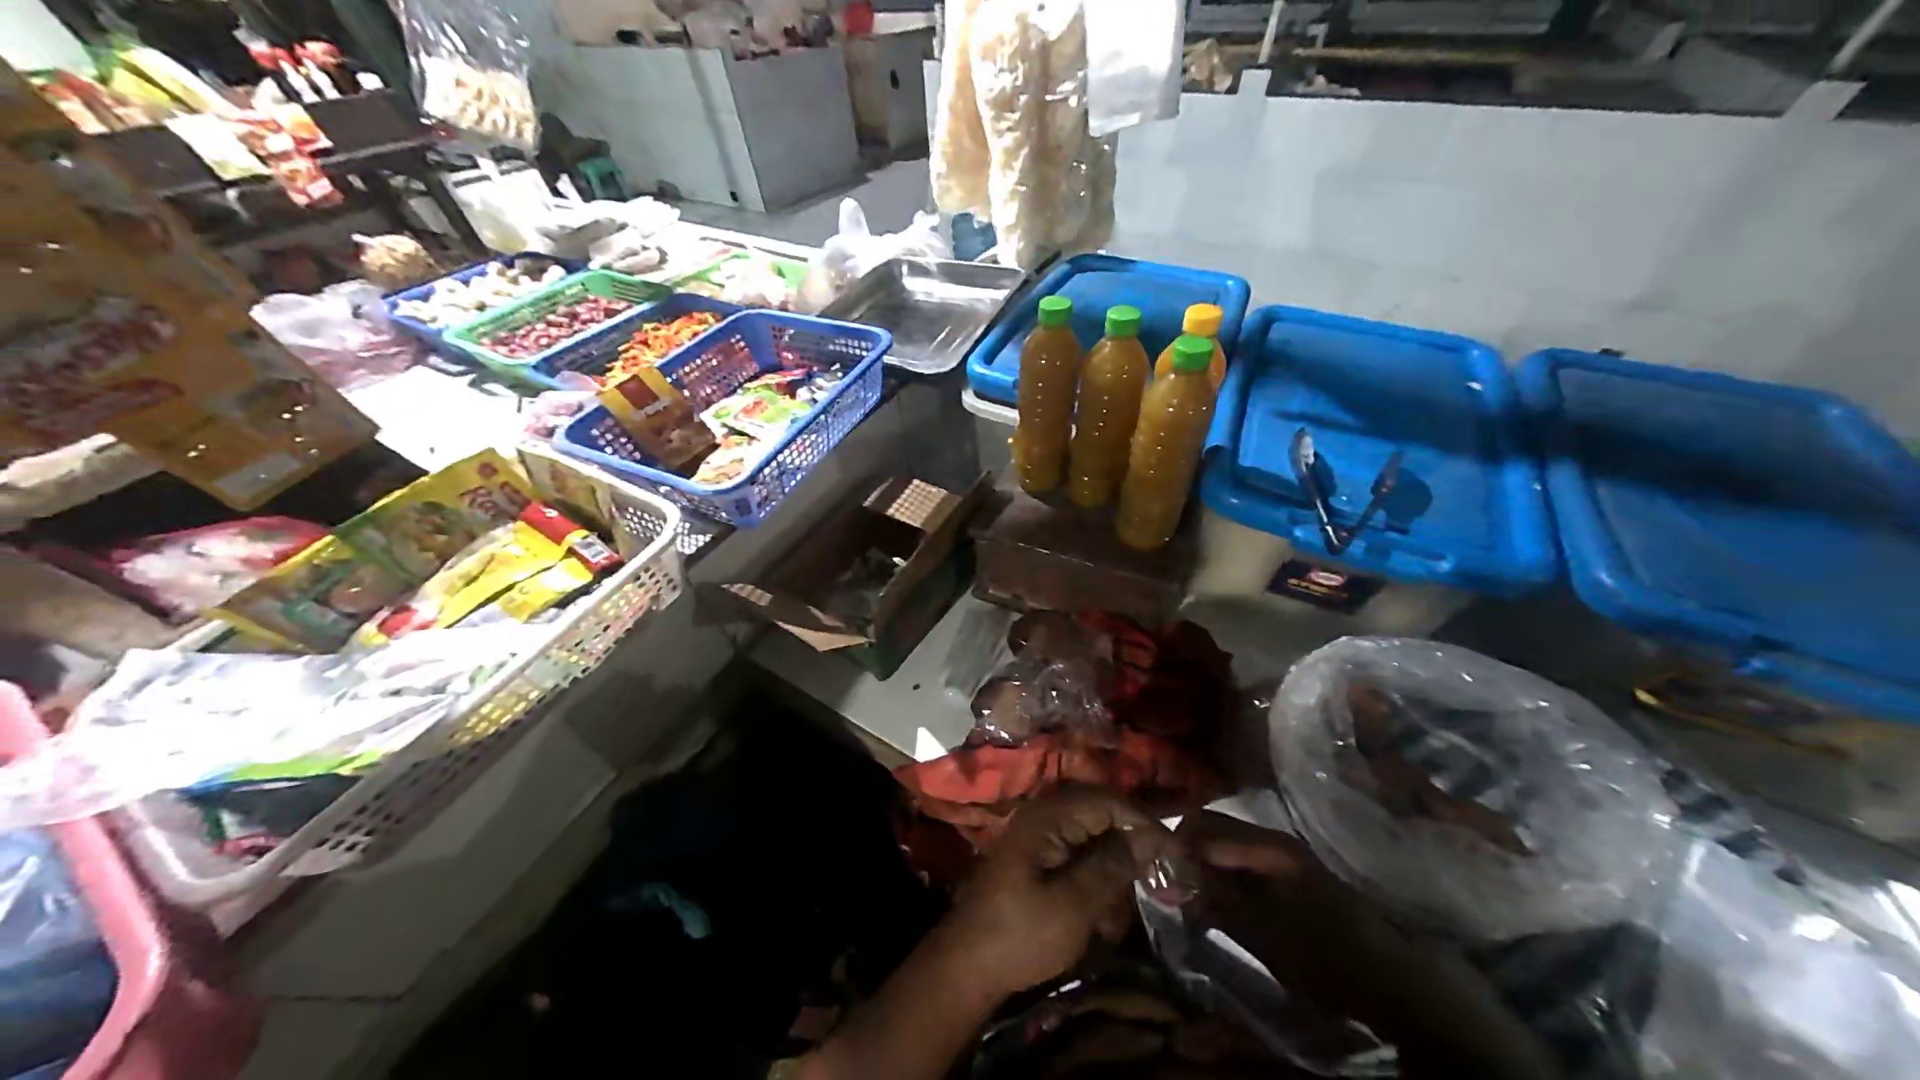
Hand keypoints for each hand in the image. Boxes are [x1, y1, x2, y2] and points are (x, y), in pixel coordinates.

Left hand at [935, 790, 1171, 998]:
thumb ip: (1113, 865)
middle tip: (1151, 888)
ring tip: (1114, 921)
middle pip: (1104, 818)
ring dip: (1112, 877)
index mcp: (1049, 816)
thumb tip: (1152, 836)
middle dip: (1129, 854)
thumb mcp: (1075, 904)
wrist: (967, 966)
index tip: (1176, 856)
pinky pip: (1079, 860)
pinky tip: (1099, 924)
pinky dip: (1095, 887)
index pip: (1110, 801)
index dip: (1145, 824)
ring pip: (1095, 842)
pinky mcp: (1039, 859)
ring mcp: (1040, 837)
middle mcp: (1044, 816)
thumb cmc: (1020, 934)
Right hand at [1181, 813, 1561, 1079]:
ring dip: (1207, 869)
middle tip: (1170, 889)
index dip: (1173, 844)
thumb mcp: (1261, 933)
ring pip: (1230, 848)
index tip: (1156, 872)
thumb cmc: (1327, 954)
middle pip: (1215, 831)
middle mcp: (1277, 840)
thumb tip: (1168, 880)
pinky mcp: (1297, 877)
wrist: (1401, 983)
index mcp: (1268, 846)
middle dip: (1187, 855)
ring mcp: (1289, 858)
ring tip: (1192, 901)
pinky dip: (1228, 880)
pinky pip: (1247, 866)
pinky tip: (1222, 907)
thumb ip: (1213, 901)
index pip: (1202, 824)